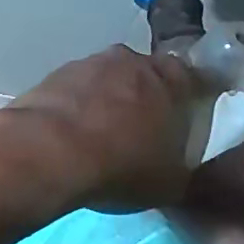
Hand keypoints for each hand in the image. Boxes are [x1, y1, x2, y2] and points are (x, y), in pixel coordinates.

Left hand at [0, 44, 201, 213]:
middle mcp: (130, 61)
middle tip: (137, 130)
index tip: (187, 119)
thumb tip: (174, 168)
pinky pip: (67, 93)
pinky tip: (62, 135)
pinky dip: (68, 109)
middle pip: (143, 76)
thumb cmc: (121, 166)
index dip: (194, 100)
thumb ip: (181, 166)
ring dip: (101, 101)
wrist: (46, 153)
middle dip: (142, 98)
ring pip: (101, 81)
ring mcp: (83, 65)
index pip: (198, 81)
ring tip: (93, 135)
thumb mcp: (170, 183)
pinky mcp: (46, 78)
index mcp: (173, 78)